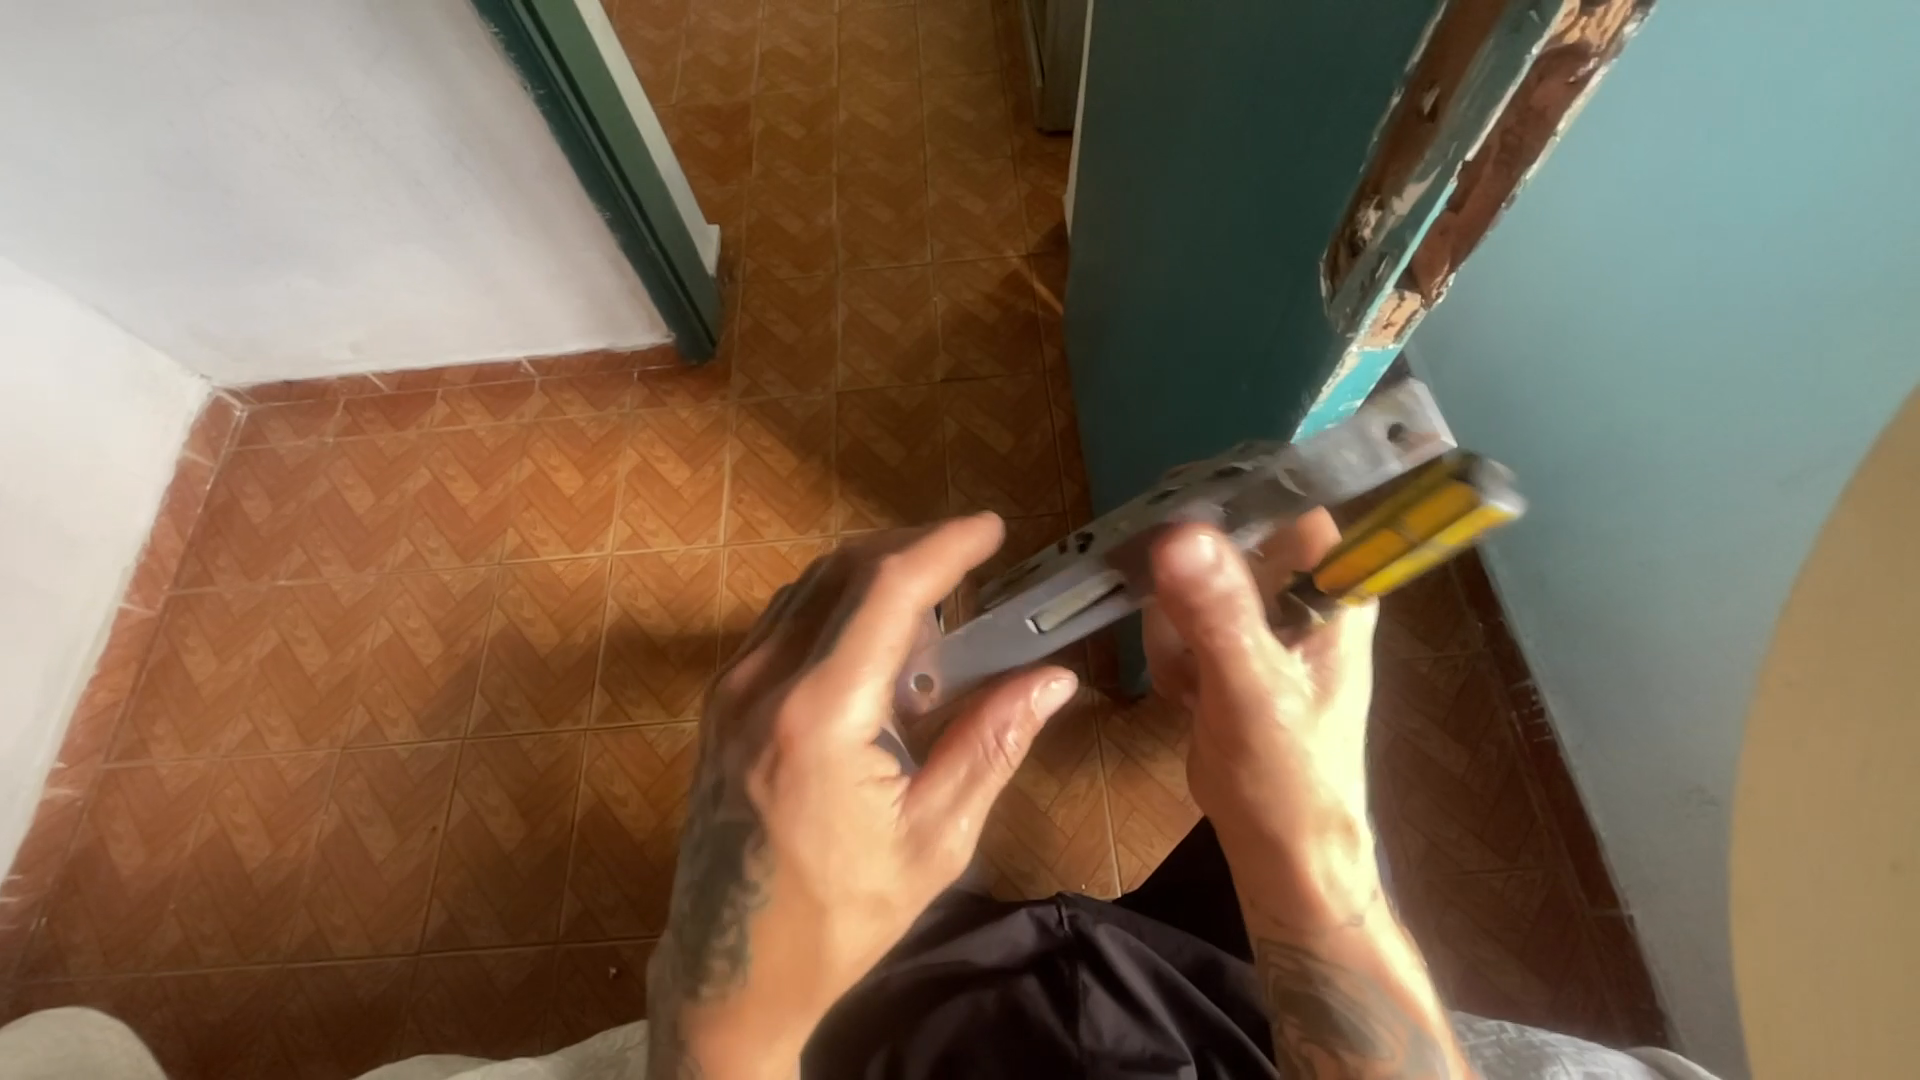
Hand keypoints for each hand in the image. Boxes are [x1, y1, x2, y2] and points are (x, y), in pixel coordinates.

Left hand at [648, 514, 1078, 1078]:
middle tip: (969, 564)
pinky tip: (874, 645)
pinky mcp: (722, 700)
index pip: (887, 590)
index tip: (989, 529)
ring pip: (811, 587)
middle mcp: (764, 681)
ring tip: (932, 611)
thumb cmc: (839, 915)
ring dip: (875, 576)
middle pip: (845, 570)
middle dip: (913, 550)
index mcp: (820, 714)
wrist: (728, 971)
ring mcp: (732, 686)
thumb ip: (991, 744)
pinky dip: (838, 607)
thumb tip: (1052, 680)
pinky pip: (786, 619)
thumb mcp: (934, 839)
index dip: (943, 547)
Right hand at [1141, 512, 1381, 923]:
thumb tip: (1179, 532)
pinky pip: (1180, 617)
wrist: (1279, 849)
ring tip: (1192, 683)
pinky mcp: (1232, 645)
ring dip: (1174, 629)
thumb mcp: (1252, 693)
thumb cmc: (1289, 778)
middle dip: (1188, 586)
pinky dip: (1172, 653)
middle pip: (1224, 537)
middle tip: (1184, 640)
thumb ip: (1218, 614)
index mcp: (1336, 586)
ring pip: (1190, 579)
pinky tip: (1187, 695)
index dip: (1232, 496)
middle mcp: (1304, 591)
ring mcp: (1264, 619)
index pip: (1289, 500)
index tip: (1172, 519)